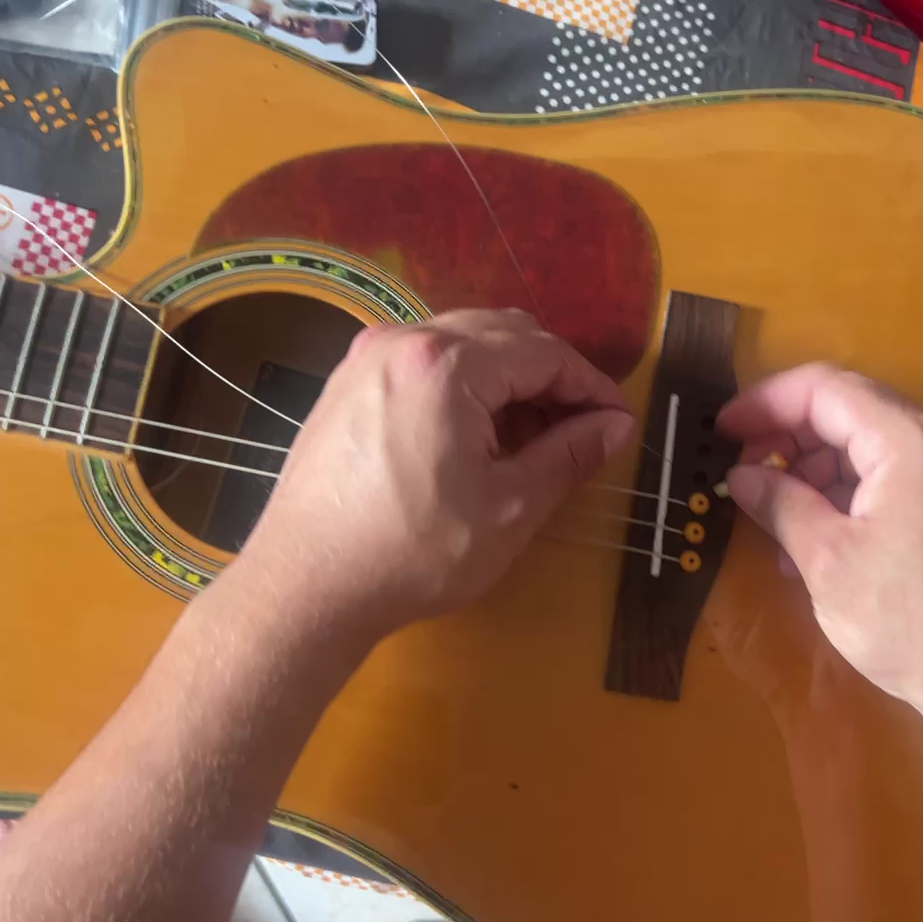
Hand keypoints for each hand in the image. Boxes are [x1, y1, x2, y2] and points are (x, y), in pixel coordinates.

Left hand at [240, 309, 634, 639]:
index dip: (591, 386)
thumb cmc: (414, 552)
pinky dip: (467, 382)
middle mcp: (405, 340)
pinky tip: (475, 432)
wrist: (305, 588)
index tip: (618, 421)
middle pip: (506, 333)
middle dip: (553, 376)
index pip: (545, 353)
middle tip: (579, 428)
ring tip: (531, 434)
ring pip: (466, 341)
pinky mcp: (349, 381)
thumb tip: (617, 426)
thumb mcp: (510, 507)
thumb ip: (571, 455)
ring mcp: (369, 356)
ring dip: (511, 377)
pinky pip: (427, 358)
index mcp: (447, 364)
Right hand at [716, 364, 922, 718]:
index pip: (823, 388)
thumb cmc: (908, 620)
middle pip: (844, 410)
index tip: (723, 429)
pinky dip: (842, 495)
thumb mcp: (826, 560)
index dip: (764, 402)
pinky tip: (814, 540)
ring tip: (775, 520)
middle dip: (786, 437)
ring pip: (862, 445)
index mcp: (908, 441)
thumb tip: (739, 475)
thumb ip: (779, 502)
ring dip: (811, 471)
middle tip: (743, 474)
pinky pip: (885, 477)